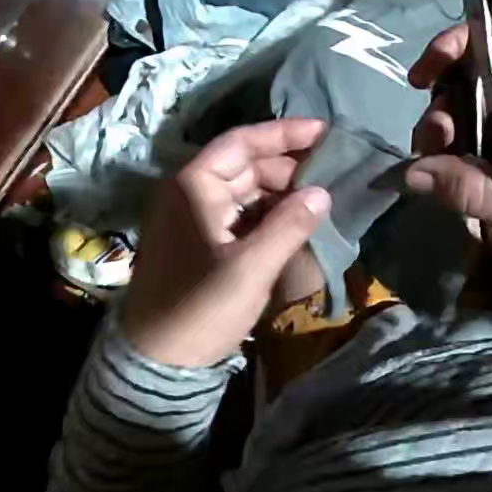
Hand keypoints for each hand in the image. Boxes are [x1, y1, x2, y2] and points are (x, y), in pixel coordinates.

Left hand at [122, 119, 332, 366]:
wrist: (160, 359)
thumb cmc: (202, 307)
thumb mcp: (250, 267)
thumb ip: (289, 225)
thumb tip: (324, 192)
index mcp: (194, 186)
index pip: (242, 142)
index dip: (284, 134)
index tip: (325, 131)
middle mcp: (191, 193)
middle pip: (245, 164)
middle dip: (289, 164)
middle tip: (332, 170)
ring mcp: (195, 217)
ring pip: (246, 189)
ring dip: (282, 189)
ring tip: (322, 195)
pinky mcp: (203, 240)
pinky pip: (242, 213)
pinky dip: (270, 212)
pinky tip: (298, 219)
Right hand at [404, 13, 491, 275]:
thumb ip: (476, 189)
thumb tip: (411, 176)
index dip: (459, 44)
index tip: (423, 81)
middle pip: (484, 73)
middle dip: (449, 106)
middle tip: (432, 150)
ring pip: (483, 107)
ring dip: (456, 136)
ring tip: (444, 176)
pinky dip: (474, 157)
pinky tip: (465, 190)